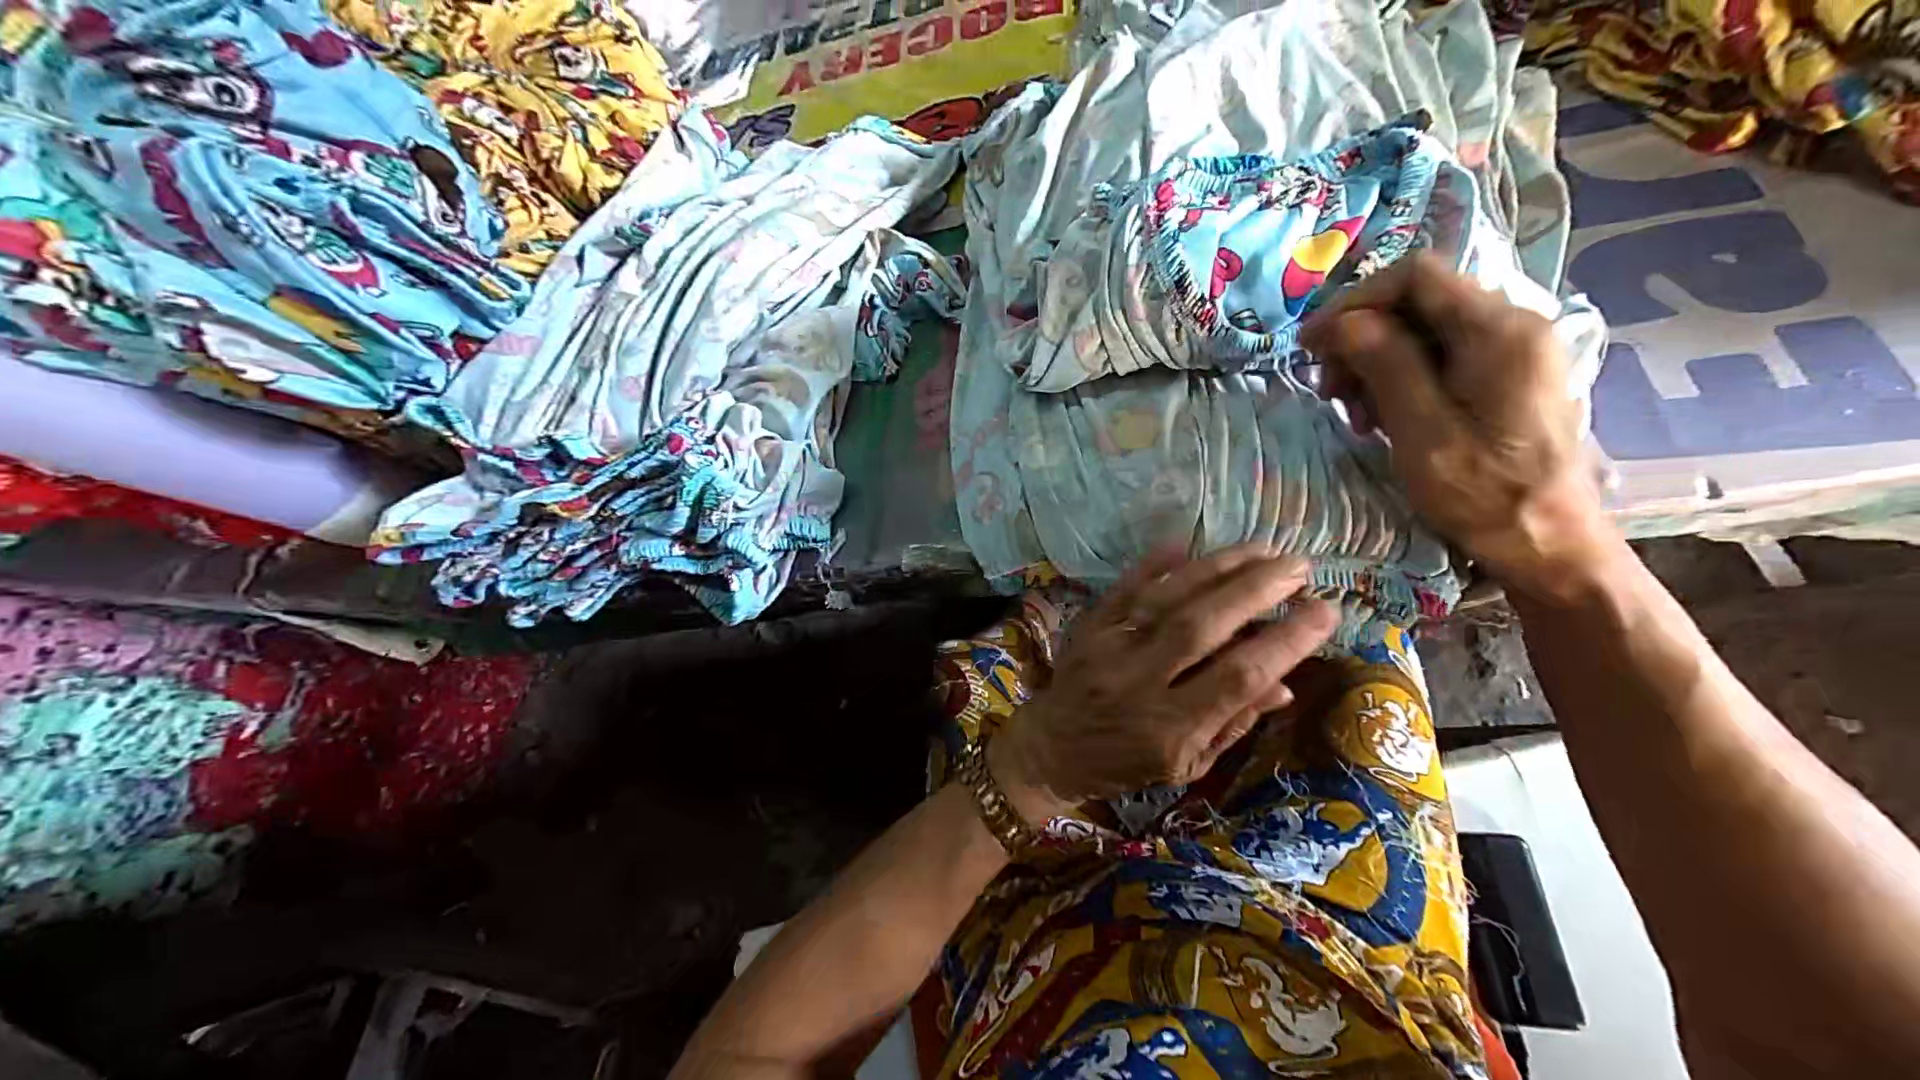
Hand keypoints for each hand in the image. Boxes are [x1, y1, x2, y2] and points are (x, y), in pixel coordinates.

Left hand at [987, 547, 1338, 824]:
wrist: (1051, 748)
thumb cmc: (1126, 764)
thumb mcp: (1186, 765)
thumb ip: (1232, 724)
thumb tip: (1283, 682)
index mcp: (1170, 728)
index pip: (1237, 677)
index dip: (1285, 642)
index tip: (1325, 611)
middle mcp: (1138, 682)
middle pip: (1202, 626)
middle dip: (1255, 591)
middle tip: (1298, 566)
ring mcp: (1108, 648)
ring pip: (1167, 598)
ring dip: (1218, 567)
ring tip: (1263, 548)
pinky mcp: (1089, 627)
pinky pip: (1125, 588)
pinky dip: (1155, 564)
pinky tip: (1186, 541)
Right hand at [1301, 253, 1616, 601]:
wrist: (1547, 542)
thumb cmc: (1481, 493)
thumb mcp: (1421, 431)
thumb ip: (1386, 364)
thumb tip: (1343, 321)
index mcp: (1499, 330)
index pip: (1415, 276)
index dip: (1354, 302)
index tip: (1312, 345)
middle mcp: (1514, 324)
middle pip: (1417, 302)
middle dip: (1360, 339)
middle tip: (1329, 390)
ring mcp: (1514, 350)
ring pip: (1423, 329)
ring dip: (1374, 363)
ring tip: (1355, 413)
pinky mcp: (1507, 376)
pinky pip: (1441, 355)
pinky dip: (1400, 378)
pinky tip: (1382, 417)